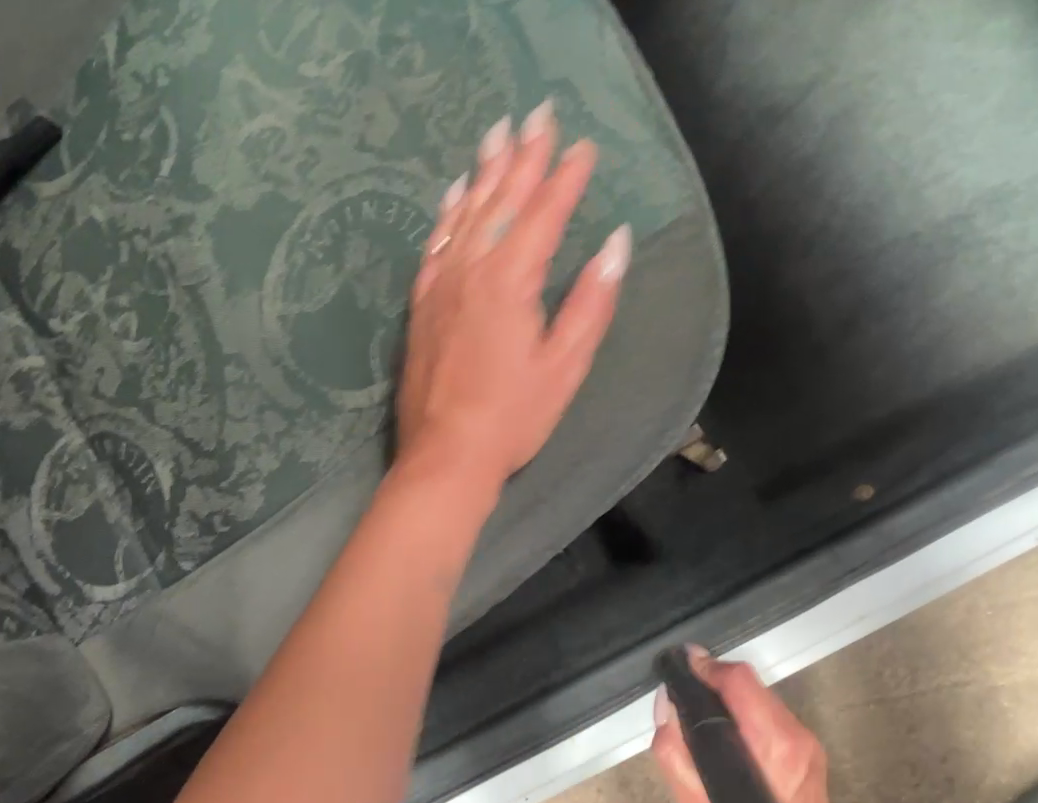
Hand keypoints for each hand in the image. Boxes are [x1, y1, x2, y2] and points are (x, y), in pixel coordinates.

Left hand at [397, 101, 631, 492]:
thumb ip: (591, 302)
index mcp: (512, 282)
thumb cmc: (514, 418)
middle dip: (523, 156)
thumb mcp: (565, 366)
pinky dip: (447, 214)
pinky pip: (435, 244)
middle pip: (501, 200)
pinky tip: (453, 195)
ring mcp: (440, 285)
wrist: (445, 455)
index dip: (566, 178)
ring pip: (464, 214)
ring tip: (498, 134)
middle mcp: (471, 270)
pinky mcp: (421, 304)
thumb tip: (615, 243)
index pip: (543, 214)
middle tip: (538, 113)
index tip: (584, 146)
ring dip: (484, 172)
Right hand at [651, 647, 844, 802]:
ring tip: (708, 714)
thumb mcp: (691, 797)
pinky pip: (774, 719)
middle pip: (751, 685)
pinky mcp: (812, 751)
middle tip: (690, 690)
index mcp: (770, 742)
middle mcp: (795, 735)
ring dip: (734, 701)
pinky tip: (734, 738)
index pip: (738, 680)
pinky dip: (750, 718)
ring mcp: (808, 742)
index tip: (685, 666)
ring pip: (762, 700)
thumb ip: (674, 746)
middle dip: (717, 683)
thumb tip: (668, 705)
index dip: (707, 668)